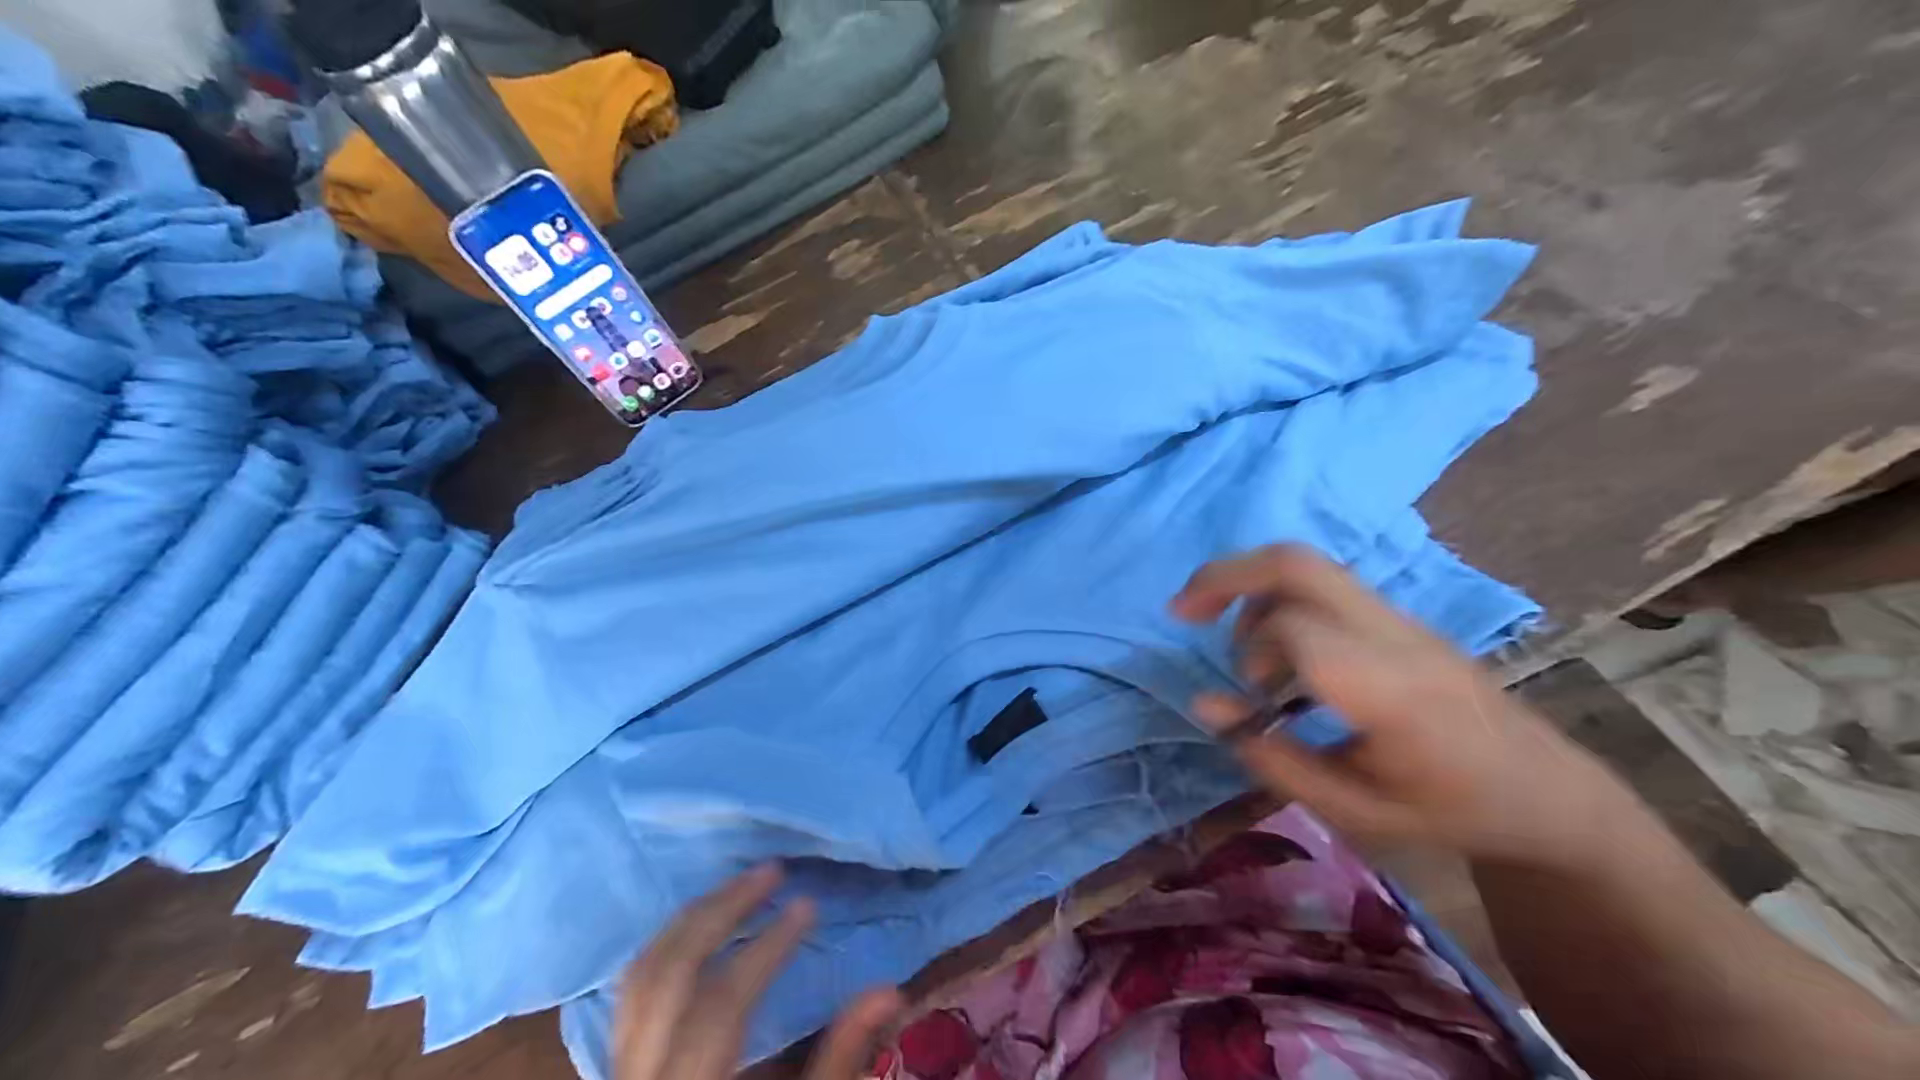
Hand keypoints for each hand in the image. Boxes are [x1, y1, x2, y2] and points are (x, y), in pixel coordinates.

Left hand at [613, 864, 903, 1079]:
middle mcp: (641, 1078)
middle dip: (721, 910)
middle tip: (770, 870)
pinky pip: (633, 988)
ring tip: (739, 884)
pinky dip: (669, 943)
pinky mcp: (617, 1066)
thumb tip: (888, 989)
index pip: (721, 1007)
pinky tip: (703, 923)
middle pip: (668, 974)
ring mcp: (619, 1071)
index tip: (807, 905)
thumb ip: (840, 1062)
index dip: (766, 949)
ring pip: (640, 973)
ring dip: (692, 917)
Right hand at [1171, 545, 1633, 865]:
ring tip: (1247, 656)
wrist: (1550, 792)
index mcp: (1389, 690)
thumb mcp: (1356, 811)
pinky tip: (1277, 650)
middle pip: (1296, 564)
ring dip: (1251, 591)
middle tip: (1183, 609)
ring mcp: (1400, 618)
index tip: (1249, 699)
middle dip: (1224, 575)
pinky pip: (1323, 584)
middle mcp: (1393, 635)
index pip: (1296, 630)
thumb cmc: (1450, 811)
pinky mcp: (1399, 617)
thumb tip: (1205, 705)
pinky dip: (1277, 599)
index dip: (1251, 653)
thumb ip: (1273, 759)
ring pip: (1306, 565)